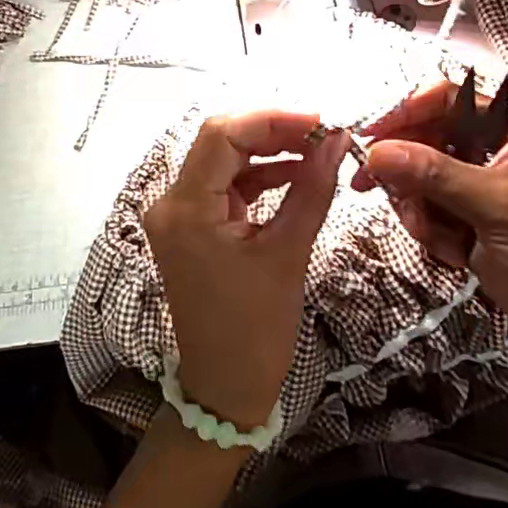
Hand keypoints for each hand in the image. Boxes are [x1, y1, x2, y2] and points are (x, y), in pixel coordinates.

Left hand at [144, 112, 346, 427]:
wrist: (226, 387)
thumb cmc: (256, 329)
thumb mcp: (289, 253)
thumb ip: (312, 188)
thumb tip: (336, 140)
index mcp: (185, 209)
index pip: (223, 135)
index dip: (273, 119)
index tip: (321, 121)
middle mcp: (171, 204)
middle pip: (220, 143)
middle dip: (273, 132)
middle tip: (323, 133)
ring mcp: (179, 217)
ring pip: (224, 163)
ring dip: (269, 152)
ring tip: (318, 149)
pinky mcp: (193, 230)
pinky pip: (227, 189)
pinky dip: (260, 178)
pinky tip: (296, 175)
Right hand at [354, 82, 507, 328]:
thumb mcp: (497, 204)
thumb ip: (435, 174)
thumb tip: (377, 151)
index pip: (448, 102)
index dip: (405, 113)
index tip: (369, 137)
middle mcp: (490, 150)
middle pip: (425, 141)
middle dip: (406, 172)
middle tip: (370, 188)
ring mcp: (475, 186)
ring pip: (418, 180)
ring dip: (419, 209)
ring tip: (441, 236)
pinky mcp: (464, 219)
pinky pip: (425, 211)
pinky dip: (430, 230)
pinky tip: (455, 251)